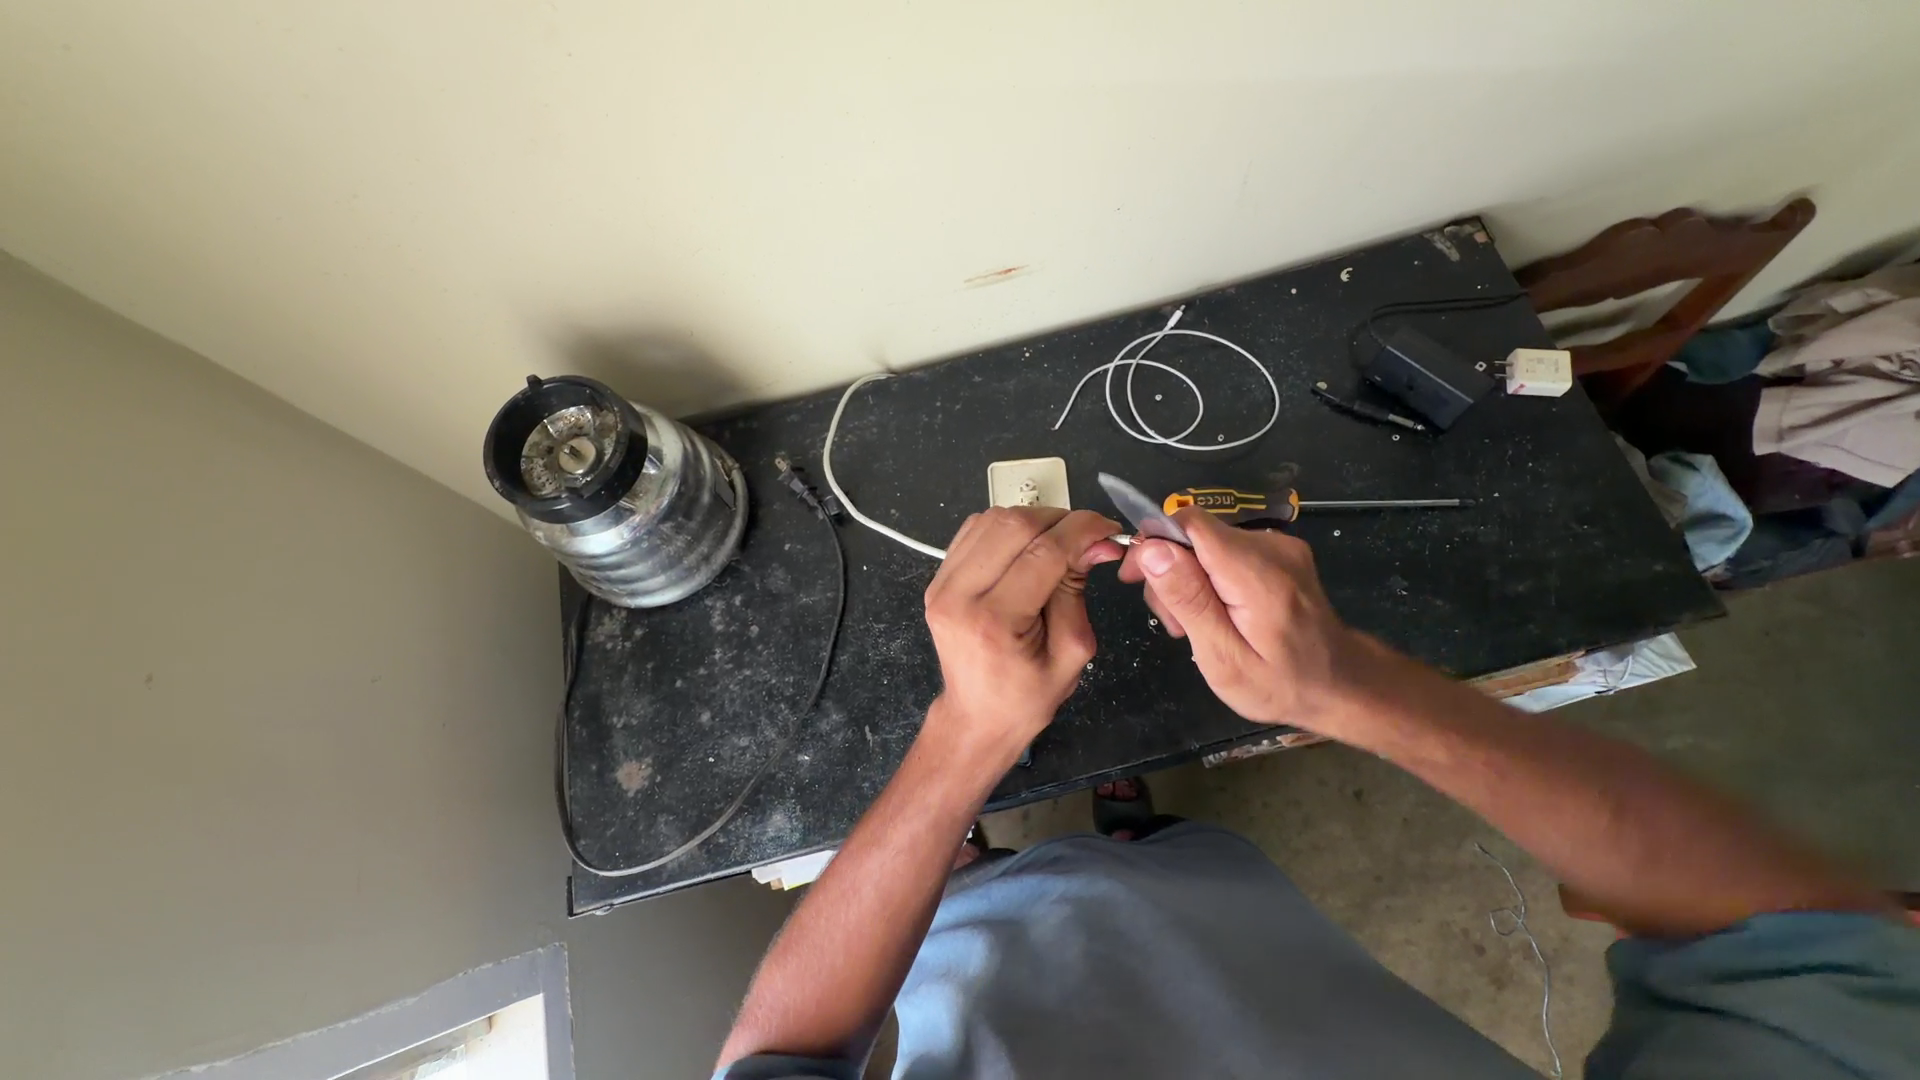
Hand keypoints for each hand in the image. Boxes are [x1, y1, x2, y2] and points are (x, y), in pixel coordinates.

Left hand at [923, 507, 1123, 756]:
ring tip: (1059, 541)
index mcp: (995, 621)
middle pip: (1014, 525)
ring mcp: (941, 584)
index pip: (1044, 552)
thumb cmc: (1027, 697)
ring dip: (1034, 520)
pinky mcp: (937, 578)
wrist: (976, 717)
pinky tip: (1028, 546)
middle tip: (1087, 537)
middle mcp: (959, 595)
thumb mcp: (1072, 652)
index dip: (1083, 531)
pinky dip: (1007, 528)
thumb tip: (1096, 542)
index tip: (1109, 530)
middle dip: (1060, 520)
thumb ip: (1078, 591)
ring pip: (992, 519)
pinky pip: (974, 530)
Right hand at [1117, 508, 1352, 726]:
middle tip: (1174, 625)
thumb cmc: (1280, 684)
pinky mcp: (1278, 552)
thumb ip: (1189, 600)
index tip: (1135, 581)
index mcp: (1257, 572)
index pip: (1189, 522)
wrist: (1342, 685)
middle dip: (1168, 573)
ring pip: (1204, 543)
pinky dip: (1209, 578)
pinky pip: (1224, 550)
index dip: (1153, 543)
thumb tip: (1152, 548)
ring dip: (1187, 579)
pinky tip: (1215, 613)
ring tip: (1196, 626)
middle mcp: (1269, 545)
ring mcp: (1278, 546)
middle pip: (1193, 534)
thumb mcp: (1224, 657)